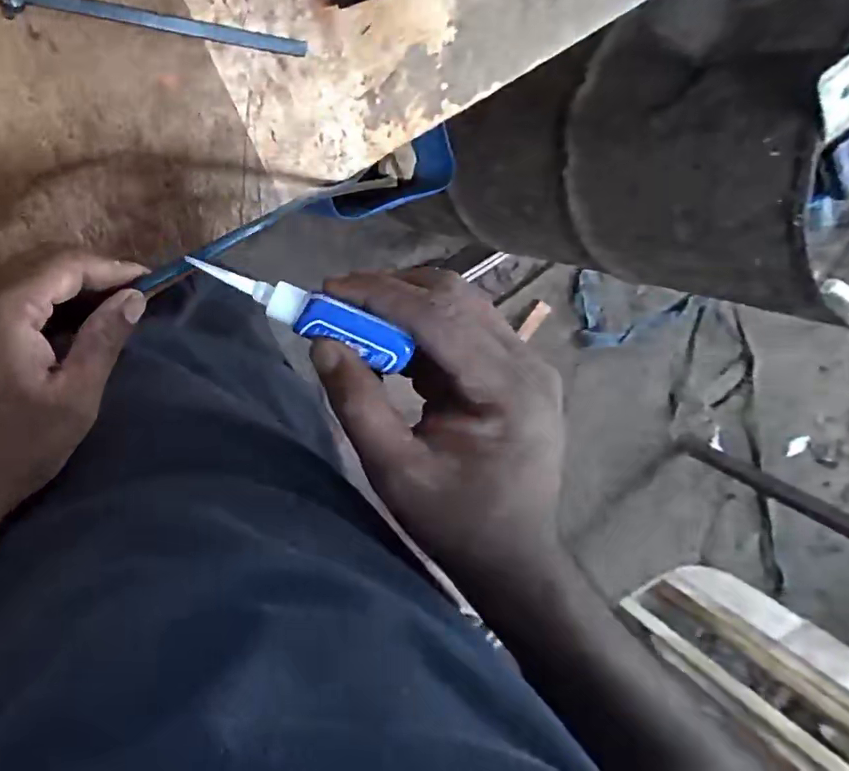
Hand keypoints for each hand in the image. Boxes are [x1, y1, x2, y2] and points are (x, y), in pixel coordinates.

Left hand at [0, 251, 147, 546]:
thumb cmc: (17, 449)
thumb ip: (104, 339)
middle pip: (44, 261)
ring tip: (111, 302)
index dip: (111, 268)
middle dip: (92, 270)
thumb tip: (135, 297)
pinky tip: (73, 320)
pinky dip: (47, 298)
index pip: (66, 264)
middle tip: (133, 291)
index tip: (149, 280)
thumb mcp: (74, 397)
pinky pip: (12, 295)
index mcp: (6, 309)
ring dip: (70, 283)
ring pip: (28, 274)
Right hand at [310, 269, 568, 589]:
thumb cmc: (454, 522)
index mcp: (506, 390)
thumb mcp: (394, 470)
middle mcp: (526, 363)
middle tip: (336, 300)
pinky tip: (389, 342)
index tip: (327, 291)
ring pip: (457, 301)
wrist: (513, 559)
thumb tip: (322, 343)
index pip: (438, 317)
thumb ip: (356, 402)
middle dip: (388, 289)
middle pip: (452, 296)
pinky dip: (418, 321)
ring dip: (402, 300)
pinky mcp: (515, 366)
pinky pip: (461, 322)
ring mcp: (526, 361)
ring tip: (355, 315)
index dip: (378, 295)